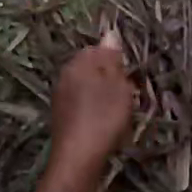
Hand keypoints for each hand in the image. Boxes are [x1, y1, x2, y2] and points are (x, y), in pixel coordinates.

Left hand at [48, 30, 134, 180]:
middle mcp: (64, 76)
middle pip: (91, 69)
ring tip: (119, 111)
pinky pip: (83, 105)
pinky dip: (95, 110)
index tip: (131, 76)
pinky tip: (105, 124)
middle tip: (128, 94)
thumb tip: (110, 33)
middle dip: (110, 78)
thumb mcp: (117, 85)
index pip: (97, 49)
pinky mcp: (62, 118)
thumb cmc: (103, 117)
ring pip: (87, 88)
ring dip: (104, 96)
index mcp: (77, 64)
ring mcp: (60, 98)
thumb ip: (112, 59)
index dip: (116, 60)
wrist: (79, 158)